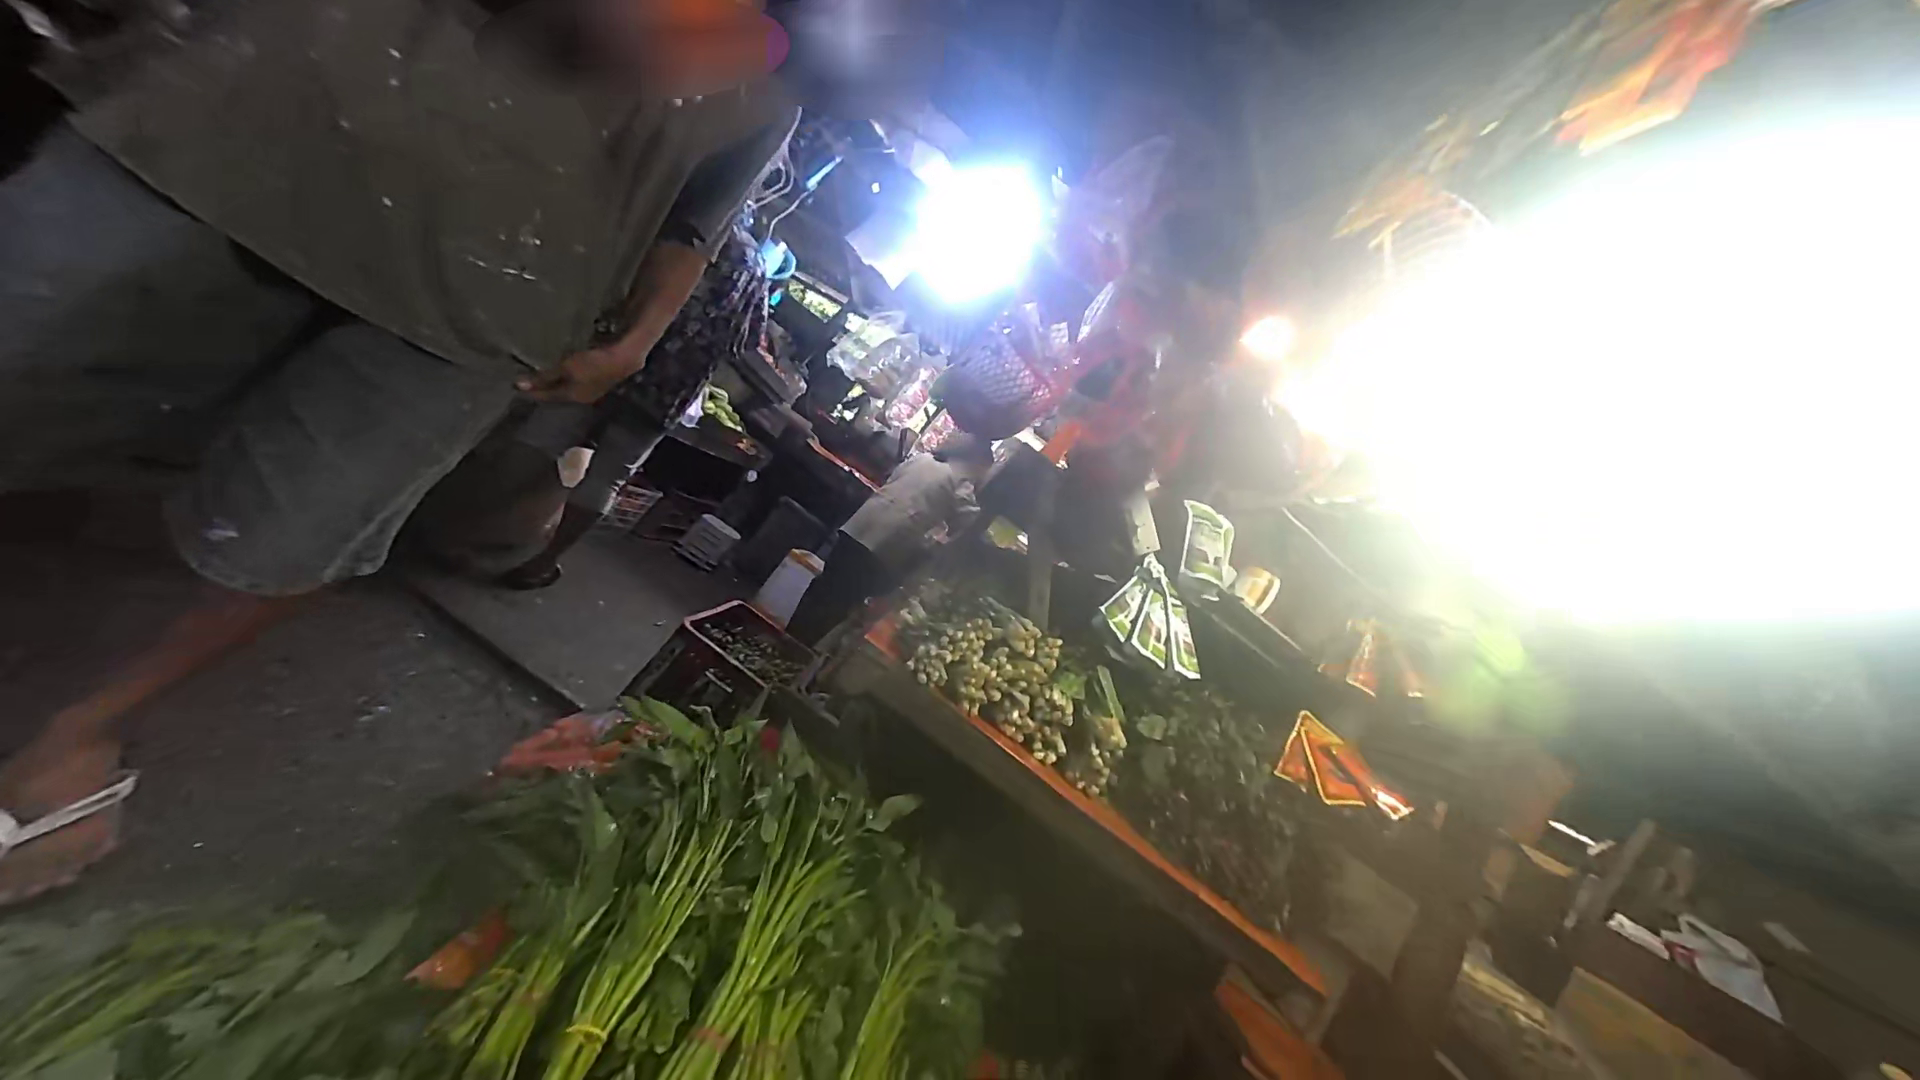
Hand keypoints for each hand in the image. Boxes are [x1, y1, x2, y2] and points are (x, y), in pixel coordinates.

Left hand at [516, 345, 640, 403]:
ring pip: (567, 390)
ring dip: (555, 384)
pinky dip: (566, 380)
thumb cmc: (592, 364)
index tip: (515, 385)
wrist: (622, 359)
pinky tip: (563, 374)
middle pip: (558, 395)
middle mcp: (582, 398)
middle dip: (543, 390)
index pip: (547, 397)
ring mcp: (592, 391)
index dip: (531, 391)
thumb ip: (544, 378)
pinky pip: (576, 384)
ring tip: (542, 378)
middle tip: (527, 382)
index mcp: (573, 397)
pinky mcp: (598, 383)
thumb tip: (519, 386)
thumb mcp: (565, 369)